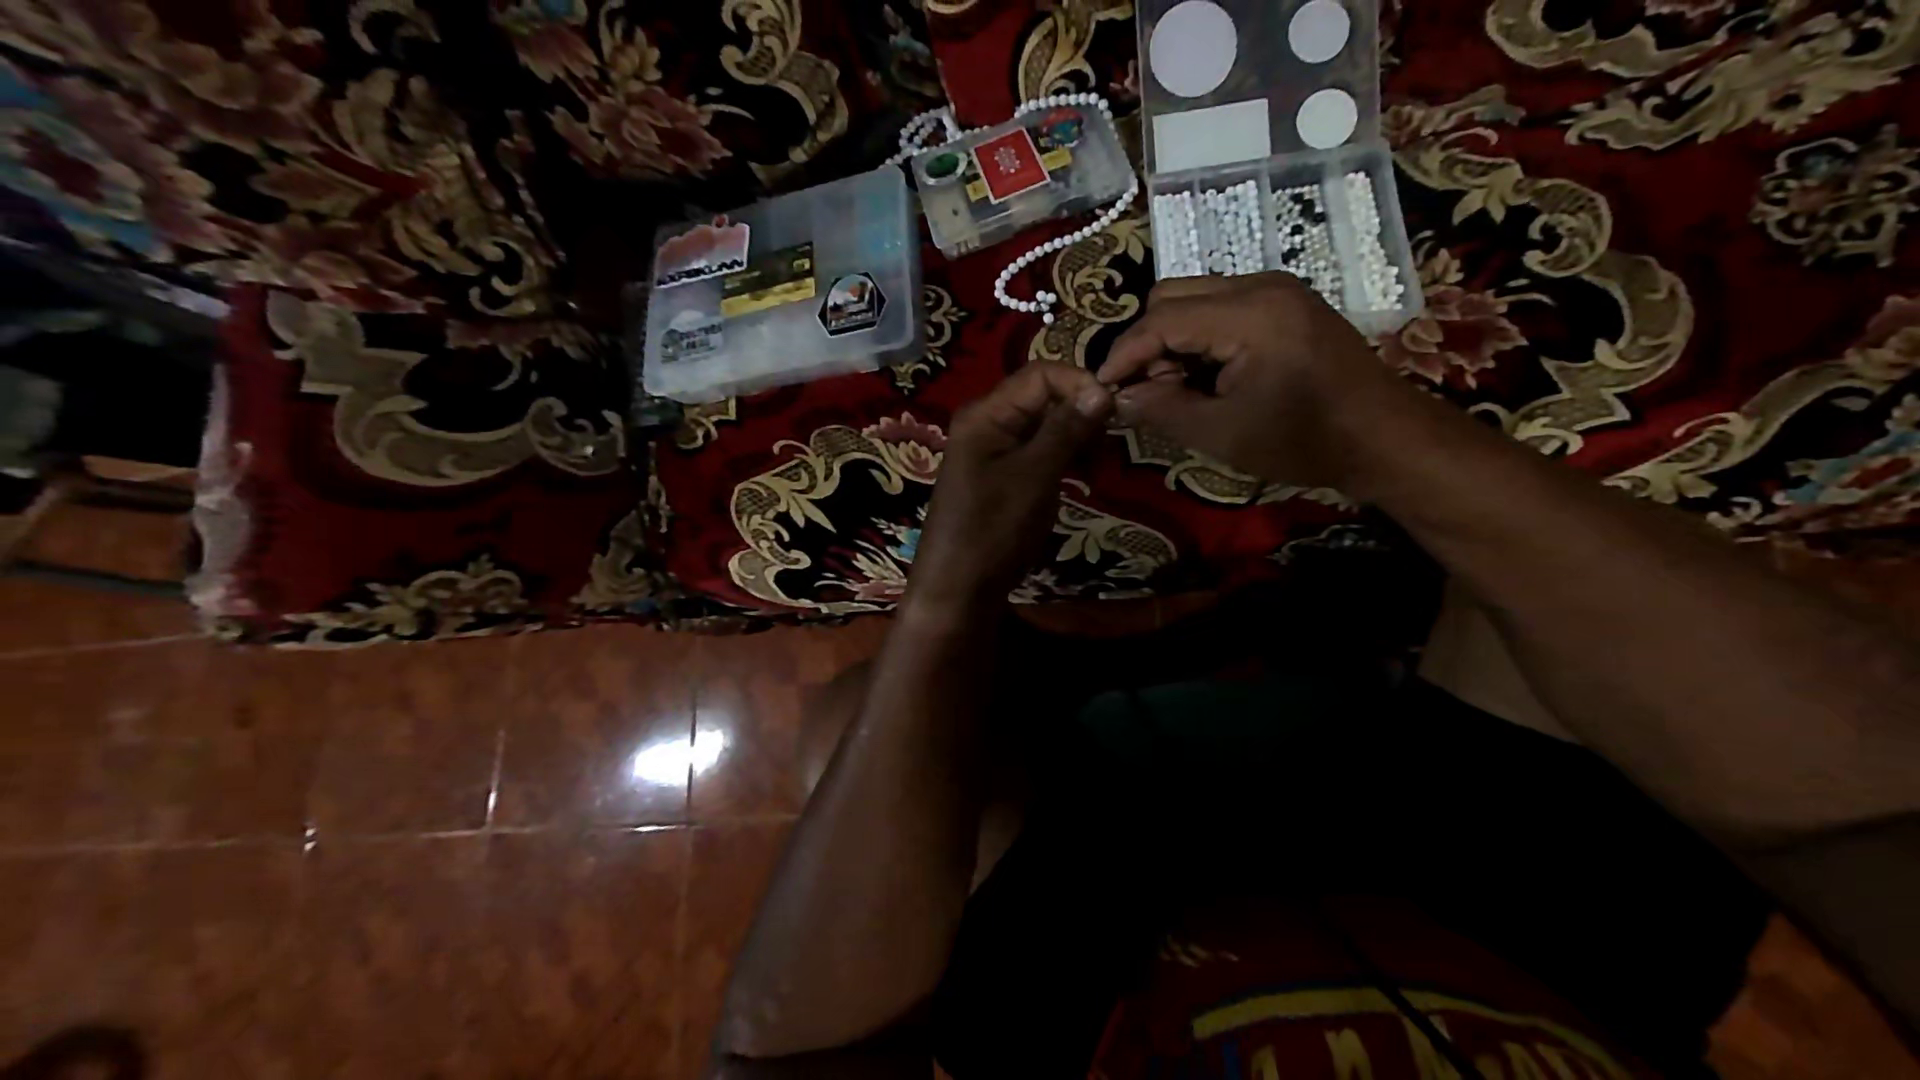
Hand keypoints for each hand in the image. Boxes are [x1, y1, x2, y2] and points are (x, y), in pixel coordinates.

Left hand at [906, 363, 1113, 615]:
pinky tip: (1080, 474)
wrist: (958, 587)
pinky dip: (1061, 457)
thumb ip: (1066, 430)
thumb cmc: (993, 529)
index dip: (1079, 383)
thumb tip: (1102, 389)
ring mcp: (992, 450)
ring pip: (1043, 425)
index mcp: (986, 413)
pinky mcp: (1001, 474)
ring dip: (1075, 436)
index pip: (1040, 373)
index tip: (1114, 412)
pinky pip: (1036, 451)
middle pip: (1042, 396)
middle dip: (1080, 411)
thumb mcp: (1034, 476)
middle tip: (1108, 443)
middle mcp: (986, 422)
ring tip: (1097, 463)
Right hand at [1098, 273, 1404, 487]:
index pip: (1161, 319)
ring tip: (1177, 385)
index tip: (1103, 388)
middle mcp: (1261, 285)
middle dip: (1147, 341)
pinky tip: (1207, 373)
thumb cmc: (1303, 441)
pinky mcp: (1285, 301)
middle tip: (1149, 390)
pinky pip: (1221, 304)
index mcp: (1249, 315)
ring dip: (1171, 338)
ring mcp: (1277, 289)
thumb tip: (1118, 397)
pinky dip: (1198, 334)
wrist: (1383, 437)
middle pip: (1171, 295)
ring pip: (1193, 296)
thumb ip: (1161, 410)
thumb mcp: (1222, 434)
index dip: (1123, 354)